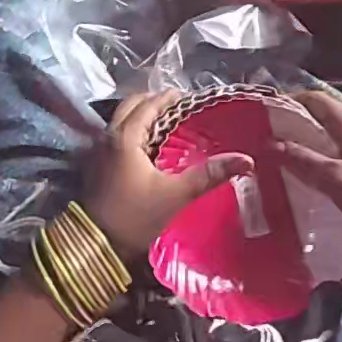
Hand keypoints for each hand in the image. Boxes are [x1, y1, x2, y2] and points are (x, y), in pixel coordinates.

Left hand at [83, 93, 253, 259]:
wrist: (96, 243)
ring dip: (143, 118)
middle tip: (180, 110)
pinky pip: (118, 137)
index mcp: (125, 136)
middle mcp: (108, 136)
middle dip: (155, 103)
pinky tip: (153, 147)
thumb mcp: (176, 195)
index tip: (192, 101)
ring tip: (170, 126)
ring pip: (123, 121)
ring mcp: (99, 149)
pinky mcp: (97, 164)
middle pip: (132, 106)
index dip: (171, 98)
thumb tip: (245, 160)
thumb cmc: (135, 216)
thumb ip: (208, 175)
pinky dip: (135, 133)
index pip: (149, 104)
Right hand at [275, 91, 341, 246]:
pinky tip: (296, 173)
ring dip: (299, 143)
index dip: (290, 100)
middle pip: (319, 119)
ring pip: (322, 140)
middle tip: (261, 135)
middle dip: (290, 123)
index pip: (318, 100)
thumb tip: (269, 143)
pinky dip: (310, 159)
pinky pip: (328, 158)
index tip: (264, 110)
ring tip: (271, 154)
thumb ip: (303, 160)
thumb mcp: (337, 178)